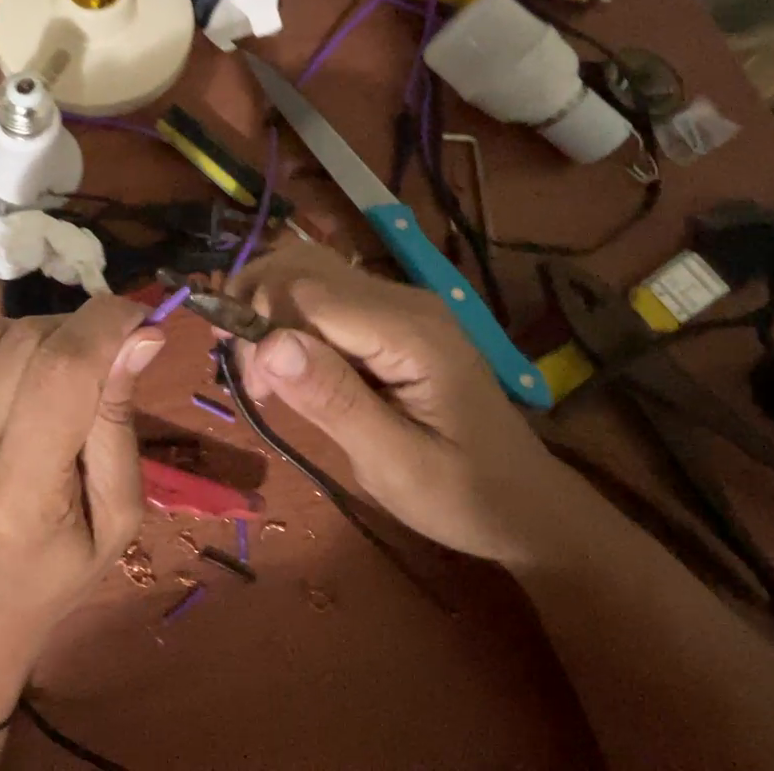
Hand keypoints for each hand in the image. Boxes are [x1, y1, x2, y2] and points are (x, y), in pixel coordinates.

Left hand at [0, 297, 162, 723]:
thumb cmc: (53, 571)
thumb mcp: (116, 518)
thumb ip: (119, 423)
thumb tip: (139, 335)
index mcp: (16, 497)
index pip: (60, 376)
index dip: (104, 325)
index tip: (136, 314)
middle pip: (23, 343)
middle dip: (76, 331)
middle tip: (98, 357)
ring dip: (29, 332)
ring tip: (47, 371)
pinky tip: (5, 378)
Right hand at [225, 244, 597, 567]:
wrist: (525, 504)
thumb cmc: (462, 494)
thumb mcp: (393, 463)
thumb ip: (332, 400)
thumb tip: (267, 343)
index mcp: (411, 332)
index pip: (305, 292)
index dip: (262, 327)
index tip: (255, 388)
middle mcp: (404, 300)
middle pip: (299, 268)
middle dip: (254, 312)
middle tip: (249, 379)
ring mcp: (398, 303)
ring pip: (303, 271)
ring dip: (263, 310)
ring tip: (257, 368)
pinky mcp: (388, 315)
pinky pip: (318, 293)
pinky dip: (283, 316)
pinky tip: (282, 361)